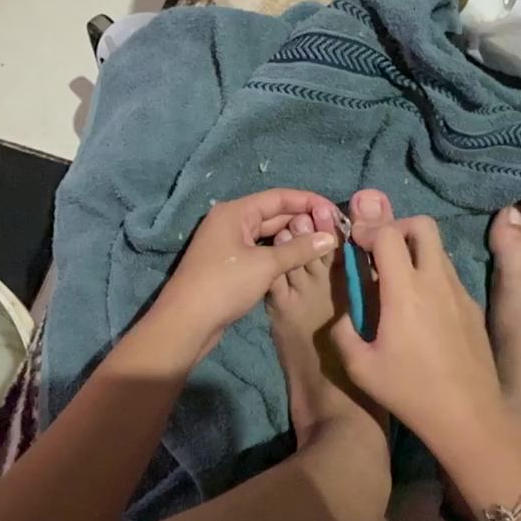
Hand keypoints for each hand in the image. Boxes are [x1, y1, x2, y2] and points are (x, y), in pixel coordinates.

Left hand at [151, 189, 341, 351]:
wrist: (187, 322)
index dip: (308, 201)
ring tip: (322, 244)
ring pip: (267, 235)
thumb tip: (330, 237)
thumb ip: (299, 249)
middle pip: (273, 214)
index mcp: (235, 212)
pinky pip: (260, 251)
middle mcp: (230, 222)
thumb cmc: (225, 285)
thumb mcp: (266, 265)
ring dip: (292, 239)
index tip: (334, 210)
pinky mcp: (229, 264)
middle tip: (333, 230)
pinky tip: (299, 260)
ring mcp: (228, 244)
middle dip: (302, 221)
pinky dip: (279, 253)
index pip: (279, 197)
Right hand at [329, 217, 504, 442]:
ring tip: (398, 280)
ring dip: (416, 251)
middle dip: (398, 226)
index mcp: (405, 291)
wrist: (468, 414)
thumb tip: (346, 315)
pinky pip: (450, 276)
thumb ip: (343, 332)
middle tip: (381, 250)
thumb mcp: (361, 367)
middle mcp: (435, 281)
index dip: (368, 229)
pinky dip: (432, 276)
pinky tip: (422, 309)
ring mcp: (459, 292)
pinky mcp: (473, 307)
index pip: (388, 234)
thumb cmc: (410, 391)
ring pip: (438, 249)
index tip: (355, 242)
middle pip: (423, 226)